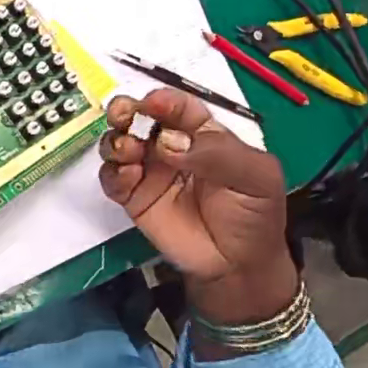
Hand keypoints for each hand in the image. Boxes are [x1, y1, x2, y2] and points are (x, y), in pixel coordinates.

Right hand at [98, 88, 299, 353]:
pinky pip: (113, 178)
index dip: (165, 102)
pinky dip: (113, 173)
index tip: (153, 103)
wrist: (237, 265)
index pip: (179, 108)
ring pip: (120, 144)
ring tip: (128, 150)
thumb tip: (168, 142)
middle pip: (141, 119)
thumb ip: (217, 154)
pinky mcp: (132, 197)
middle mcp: (170, 146)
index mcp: (202, 133)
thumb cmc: (254, 214)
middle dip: (127, 110)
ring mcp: (149, 171)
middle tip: (123, 115)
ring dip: (116, 141)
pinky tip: (128, 176)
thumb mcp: (255, 176)